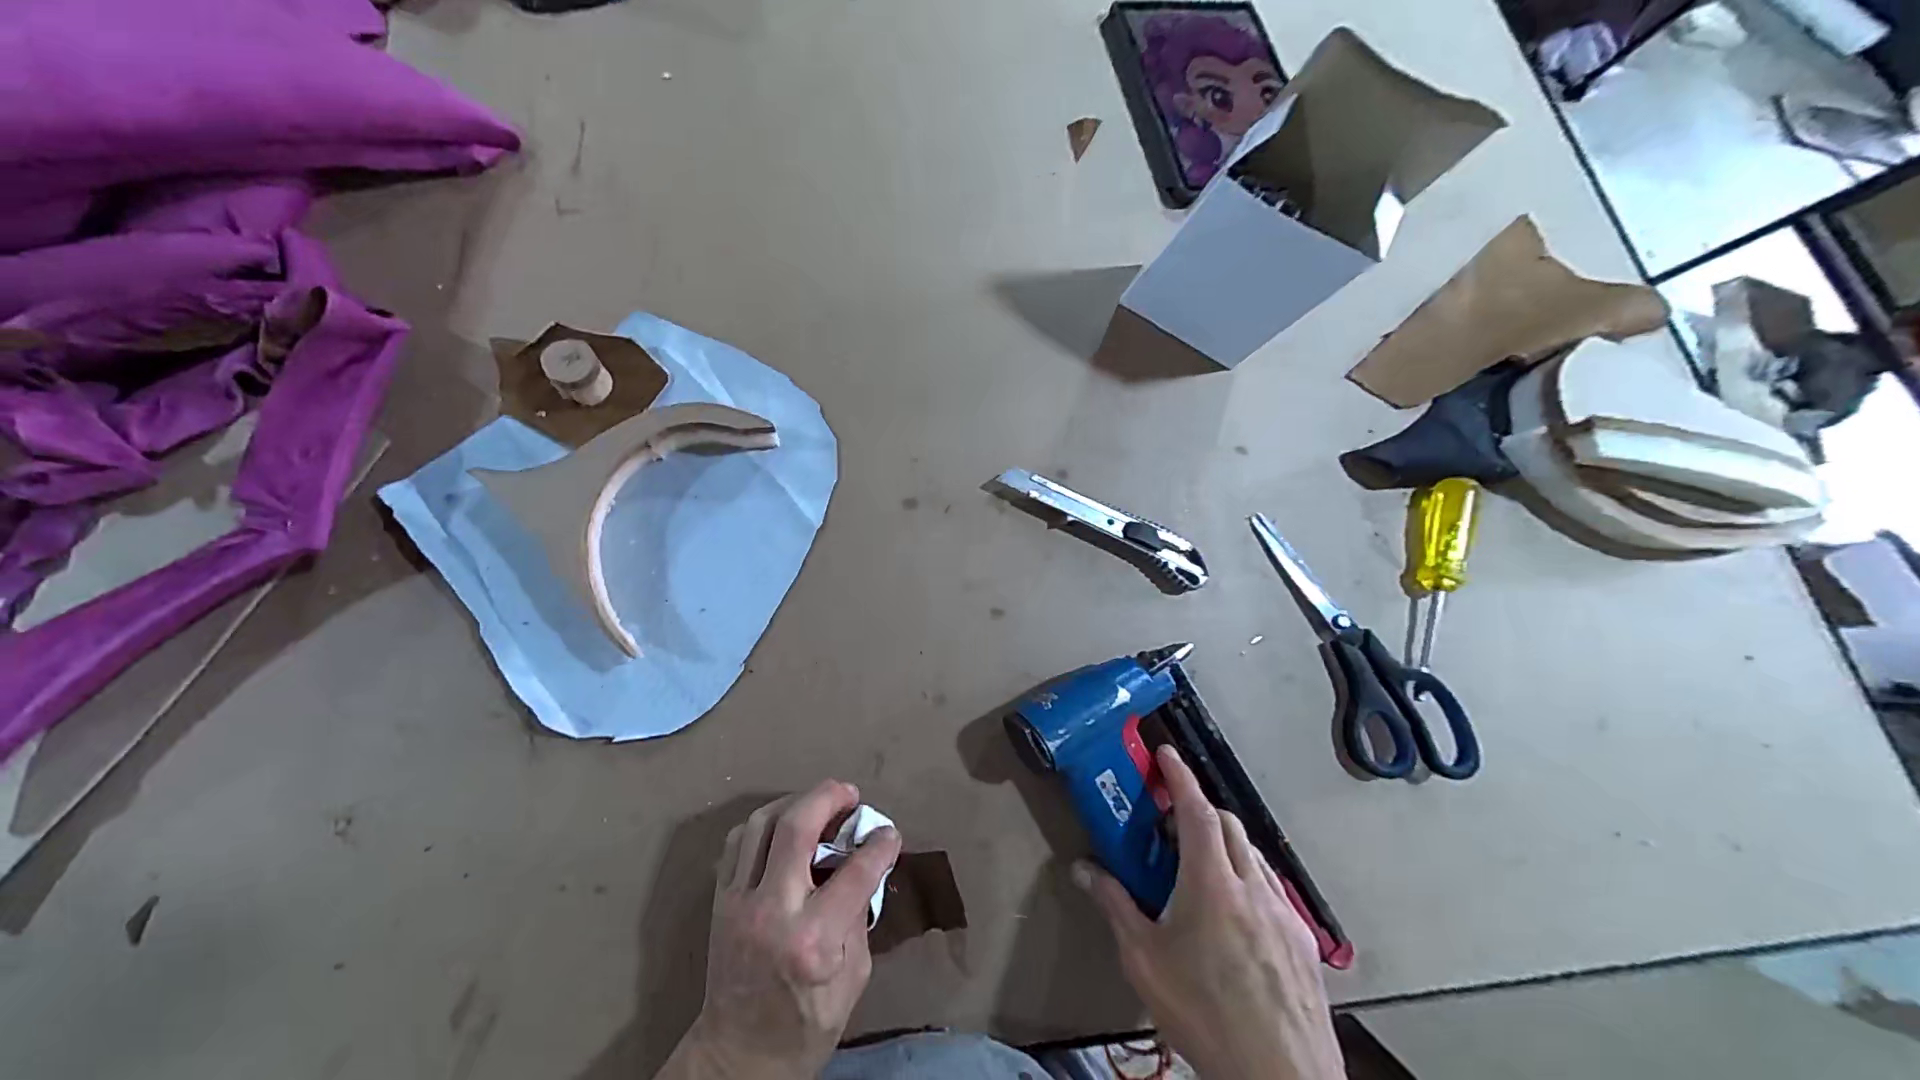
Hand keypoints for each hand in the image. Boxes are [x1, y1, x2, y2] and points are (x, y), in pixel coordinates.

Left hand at [659, 781, 901, 1079]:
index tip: (890, 833)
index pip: (855, 873)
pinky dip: (765, 823)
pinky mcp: (719, 900)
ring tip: (820, 803)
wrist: (738, 1056)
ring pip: (761, 824)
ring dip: (796, 802)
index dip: (879, 845)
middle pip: (795, 828)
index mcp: (812, 941)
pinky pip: (739, 841)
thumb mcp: (853, 978)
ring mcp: (737, 902)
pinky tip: (785, 826)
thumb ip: (860, 916)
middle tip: (850, 792)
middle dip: (828, 797)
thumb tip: (866, 867)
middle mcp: (772, 911)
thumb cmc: (805, 1025)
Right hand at [1076, 746, 1343, 1079]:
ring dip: (1225, 842)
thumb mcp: (1144, 960)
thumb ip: (1115, 906)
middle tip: (1172, 819)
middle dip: (1200, 808)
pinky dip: (1247, 876)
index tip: (1167, 754)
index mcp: (1211, 883)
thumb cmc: (1203, 1013)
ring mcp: (1284, 912)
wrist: (1282, 1077)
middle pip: (1228, 824)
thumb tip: (1082, 869)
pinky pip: (1272, 888)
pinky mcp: (1304, 939)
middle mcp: (1252, 886)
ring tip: (1199, 864)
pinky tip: (1235, 911)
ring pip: (1253, 854)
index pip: (1197, 811)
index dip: (1181, 777)